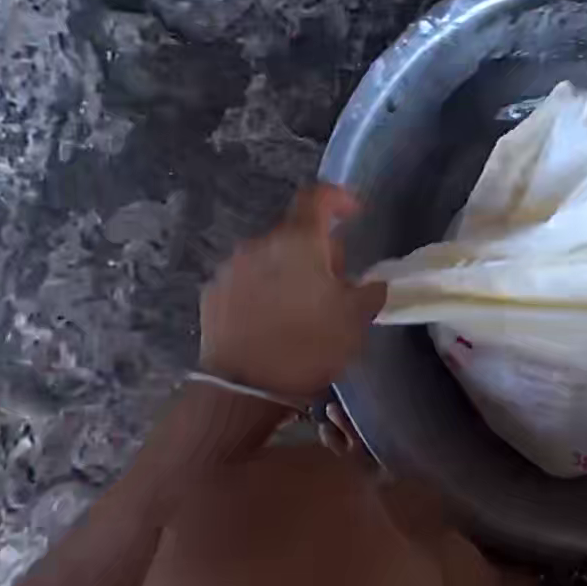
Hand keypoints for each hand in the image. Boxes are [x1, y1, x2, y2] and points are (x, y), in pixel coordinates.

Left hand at [199, 184, 385, 401]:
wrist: (244, 388)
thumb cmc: (308, 346)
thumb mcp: (355, 320)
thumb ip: (369, 292)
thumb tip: (373, 282)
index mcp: (299, 241)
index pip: (317, 196)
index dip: (338, 198)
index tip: (353, 213)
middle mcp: (260, 243)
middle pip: (295, 232)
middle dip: (317, 250)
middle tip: (334, 282)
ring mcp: (232, 267)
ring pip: (270, 257)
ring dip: (288, 271)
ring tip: (301, 307)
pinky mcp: (213, 292)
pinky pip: (247, 279)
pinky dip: (263, 289)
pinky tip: (272, 320)